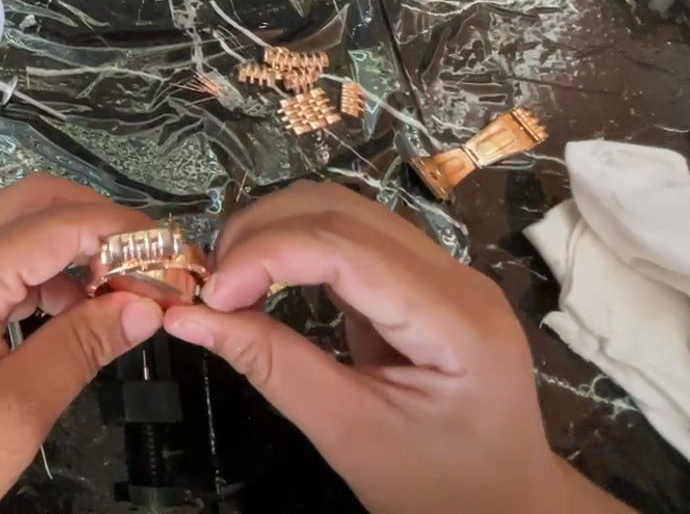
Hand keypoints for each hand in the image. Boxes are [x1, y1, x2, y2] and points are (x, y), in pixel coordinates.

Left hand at [0, 174, 164, 512]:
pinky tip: (75, 309)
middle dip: (98, 219)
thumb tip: (142, 305)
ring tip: (125, 288)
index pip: (60, 223)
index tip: (177, 254)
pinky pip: (0, 262)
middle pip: (34, 201)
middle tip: (152, 260)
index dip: (125, 231)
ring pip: (17, 227)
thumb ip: (80, 349)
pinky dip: (45, 272)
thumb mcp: (12, 417)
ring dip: (73, 244)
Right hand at [161, 182, 630, 513]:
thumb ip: (269, 366)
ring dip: (270, 229)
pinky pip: (340, 230)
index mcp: (456, 320)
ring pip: (333, 206)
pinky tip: (261, 273)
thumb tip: (182, 316)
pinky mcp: (413, 270)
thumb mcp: (348, 436)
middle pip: (336, 209)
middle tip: (210, 284)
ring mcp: (437, 265)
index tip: (208, 294)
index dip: (266, 256)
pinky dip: (288, 241)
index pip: (345, 248)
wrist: (507, 508)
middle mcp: (453, 273)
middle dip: (260, 232)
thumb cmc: (438, 488)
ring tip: (229, 277)